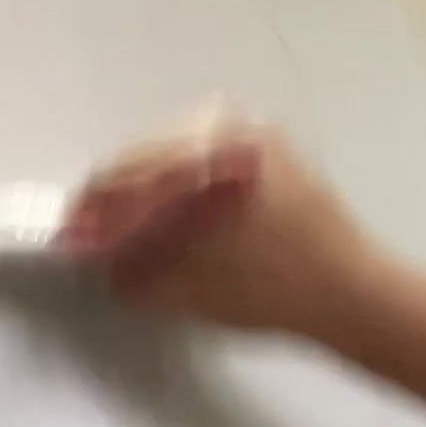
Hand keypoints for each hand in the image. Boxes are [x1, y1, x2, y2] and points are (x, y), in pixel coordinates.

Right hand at [63, 119, 378, 337]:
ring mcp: (256, 141)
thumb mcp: (190, 289)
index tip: (72, 237)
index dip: (93, 210)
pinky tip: (170, 226)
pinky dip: (181, 196)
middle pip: (149, 157)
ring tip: (127, 238)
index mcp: (210, 151)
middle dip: (117, 202)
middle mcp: (233, 128)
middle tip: (95, 242)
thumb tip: (100, 261)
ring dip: (146, 197)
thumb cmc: (273, 293)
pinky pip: (208, 169)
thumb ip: (135, 270)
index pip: (128, 172)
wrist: (353, 297)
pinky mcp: (272, 161)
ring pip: (178, 160)